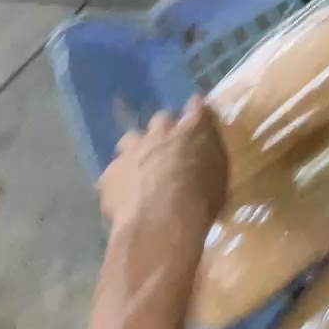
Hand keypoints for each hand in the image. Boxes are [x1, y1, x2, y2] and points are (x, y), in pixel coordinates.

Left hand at [99, 98, 227, 234]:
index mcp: (193, 130)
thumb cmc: (201, 200)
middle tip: (171, 144)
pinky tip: (126, 192)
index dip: (196, 107)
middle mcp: (161, 133)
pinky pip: (114, 170)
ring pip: (130, 138)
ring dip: (137, 148)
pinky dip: (121, 178)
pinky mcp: (109, 173)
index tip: (198, 109)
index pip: (196, 105)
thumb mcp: (219, 175)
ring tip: (142, 165)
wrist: (160, 222)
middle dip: (165, 128)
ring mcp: (132, 151)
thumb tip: (206, 153)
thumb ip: (209, 156)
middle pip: (161, 118)